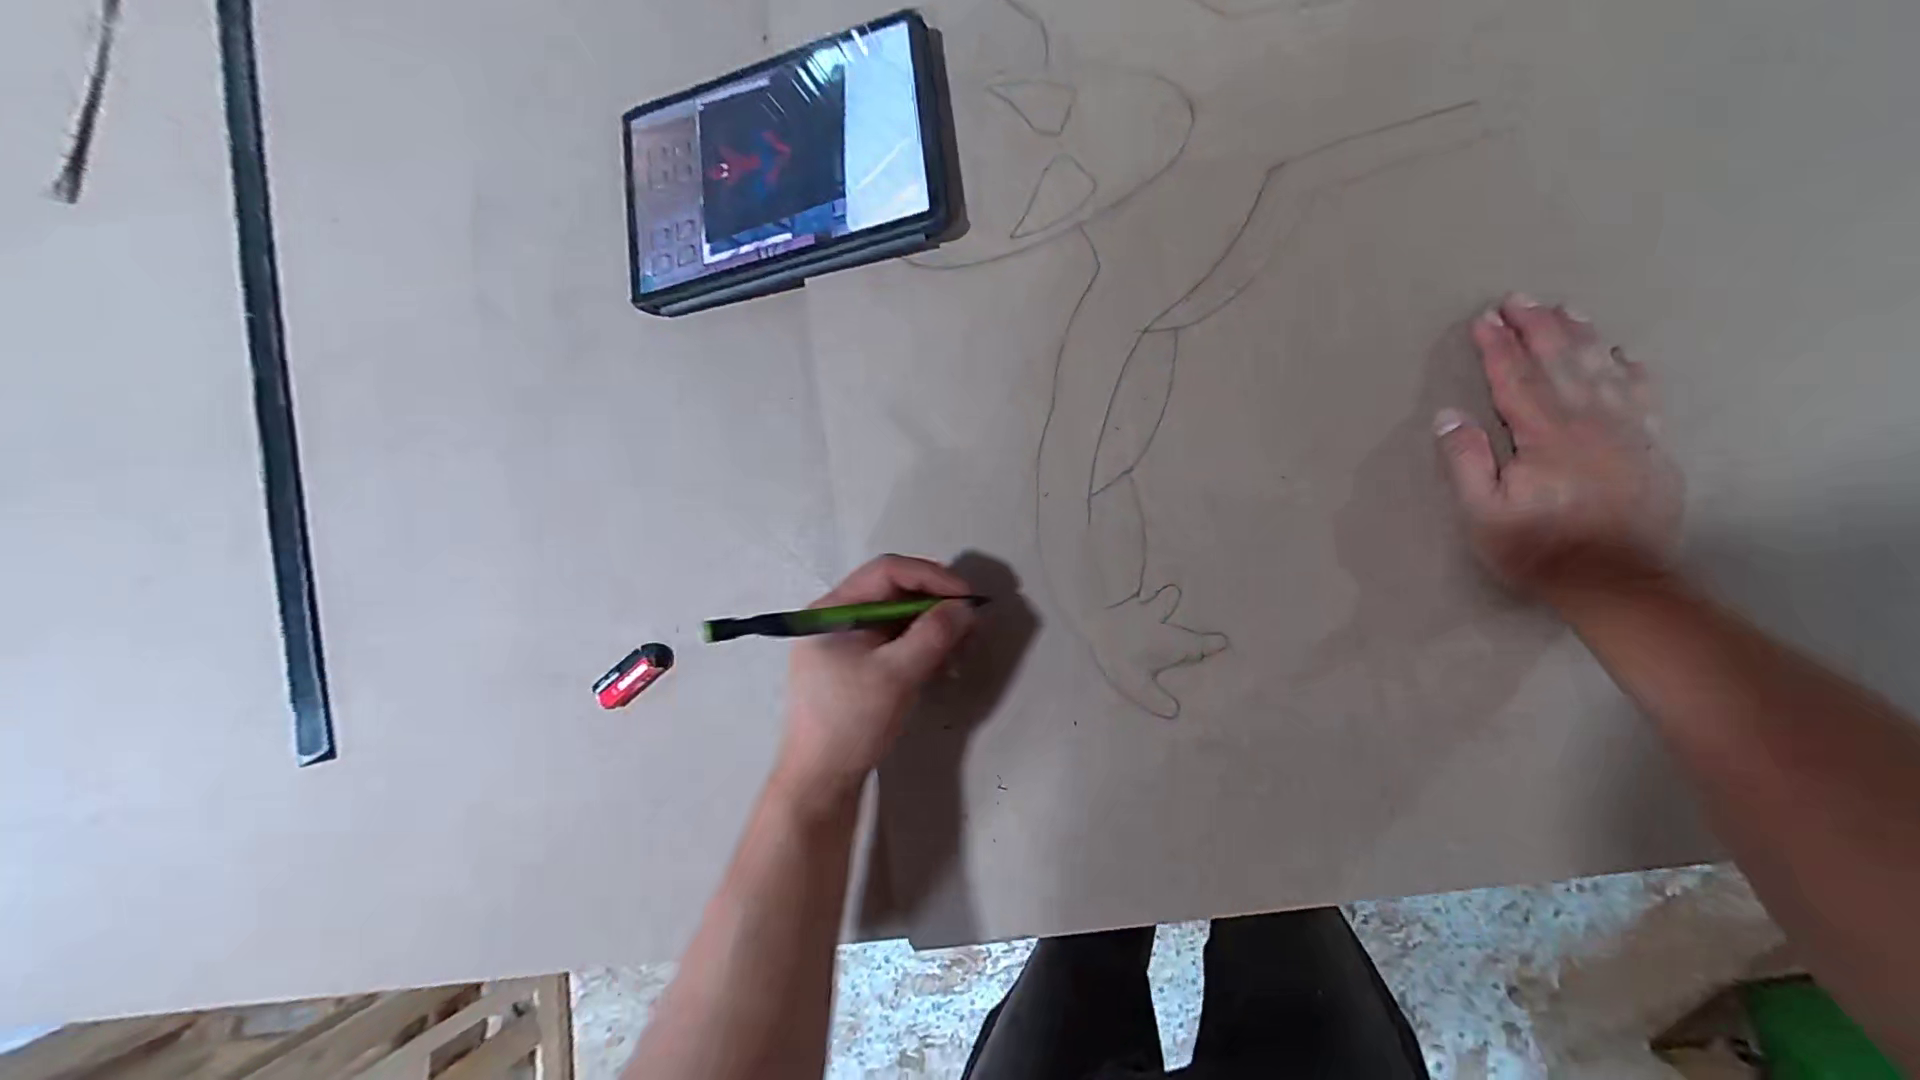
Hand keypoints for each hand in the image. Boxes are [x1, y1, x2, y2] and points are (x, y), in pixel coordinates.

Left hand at [776, 555, 977, 805]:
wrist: (819, 783)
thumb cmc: (851, 723)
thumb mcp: (897, 675)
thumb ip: (934, 635)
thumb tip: (966, 608)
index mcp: (833, 610)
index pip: (887, 571)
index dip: (932, 577)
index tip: (968, 597)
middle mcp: (837, 619)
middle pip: (894, 591)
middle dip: (936, 602)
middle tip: (970, 622)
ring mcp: (846, 643)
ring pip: (898, 617)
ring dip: (933, 626)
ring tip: (962, 646)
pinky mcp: (858, 666)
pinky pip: (895, 641)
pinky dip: (922, 646)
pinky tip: (944, 662)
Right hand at [1436, 294, 1683, 595]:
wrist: (1615, 581)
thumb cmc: (1536, 548)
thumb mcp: (1482, 513)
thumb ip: (1466, 461)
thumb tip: (1448, 416)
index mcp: (1546, 436)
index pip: (1515, 379)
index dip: (1498, 346)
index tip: (1482, 319)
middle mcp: (1591, 422)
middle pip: (1561, 362)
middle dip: (1537, 327)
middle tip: (1519, 298)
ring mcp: (1628, 431)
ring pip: (1603, 369)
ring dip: (1579, 335)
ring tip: (1563, 308)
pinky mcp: (1651, 446)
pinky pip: (1643, 392)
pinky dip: (1627, 367)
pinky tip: (1618, 352)